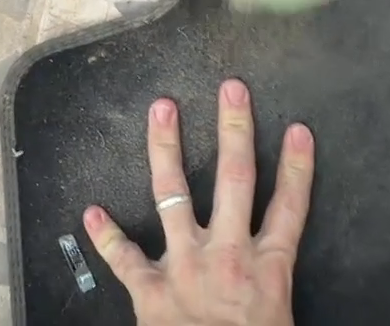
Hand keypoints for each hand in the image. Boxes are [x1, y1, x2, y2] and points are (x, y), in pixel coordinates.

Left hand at [82, 79, 314, 325]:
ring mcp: (185, 267)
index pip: (291, 209)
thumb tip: (273, 282)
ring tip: (161, 109)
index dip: (298, 168)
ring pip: (176, 195)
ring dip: (167, 149)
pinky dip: (106, 237)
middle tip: (230, 88)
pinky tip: (91, 211)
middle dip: (235, 131)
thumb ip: (274, 294)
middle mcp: (228, 256)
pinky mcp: (151, 292)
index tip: (299, 130)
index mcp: (268, 272)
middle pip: (238, 181)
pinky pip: (124, 261)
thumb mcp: (278, 322)